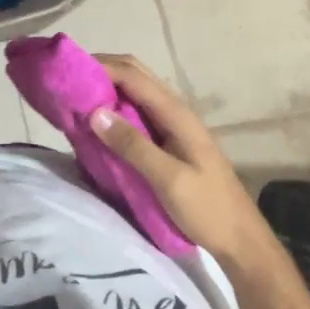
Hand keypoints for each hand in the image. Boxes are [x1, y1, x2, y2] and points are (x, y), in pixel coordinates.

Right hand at [88, 54, 276, 264]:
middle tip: (68, 81)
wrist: (241, 242)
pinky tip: (99, 121)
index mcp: (175, 113)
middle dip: (101, 70)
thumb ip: (133, 145)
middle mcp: (174, 110)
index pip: (132, 74)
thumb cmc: (207, 209)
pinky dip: (115, 105)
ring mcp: (173, 123)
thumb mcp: (168, 180)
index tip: (68, 73)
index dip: (99, 66)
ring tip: (77, 97)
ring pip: (136, 90)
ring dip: (108, 86)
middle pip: (134, 73)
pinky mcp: (169, 139)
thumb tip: (94, 111)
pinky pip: (137, 110)